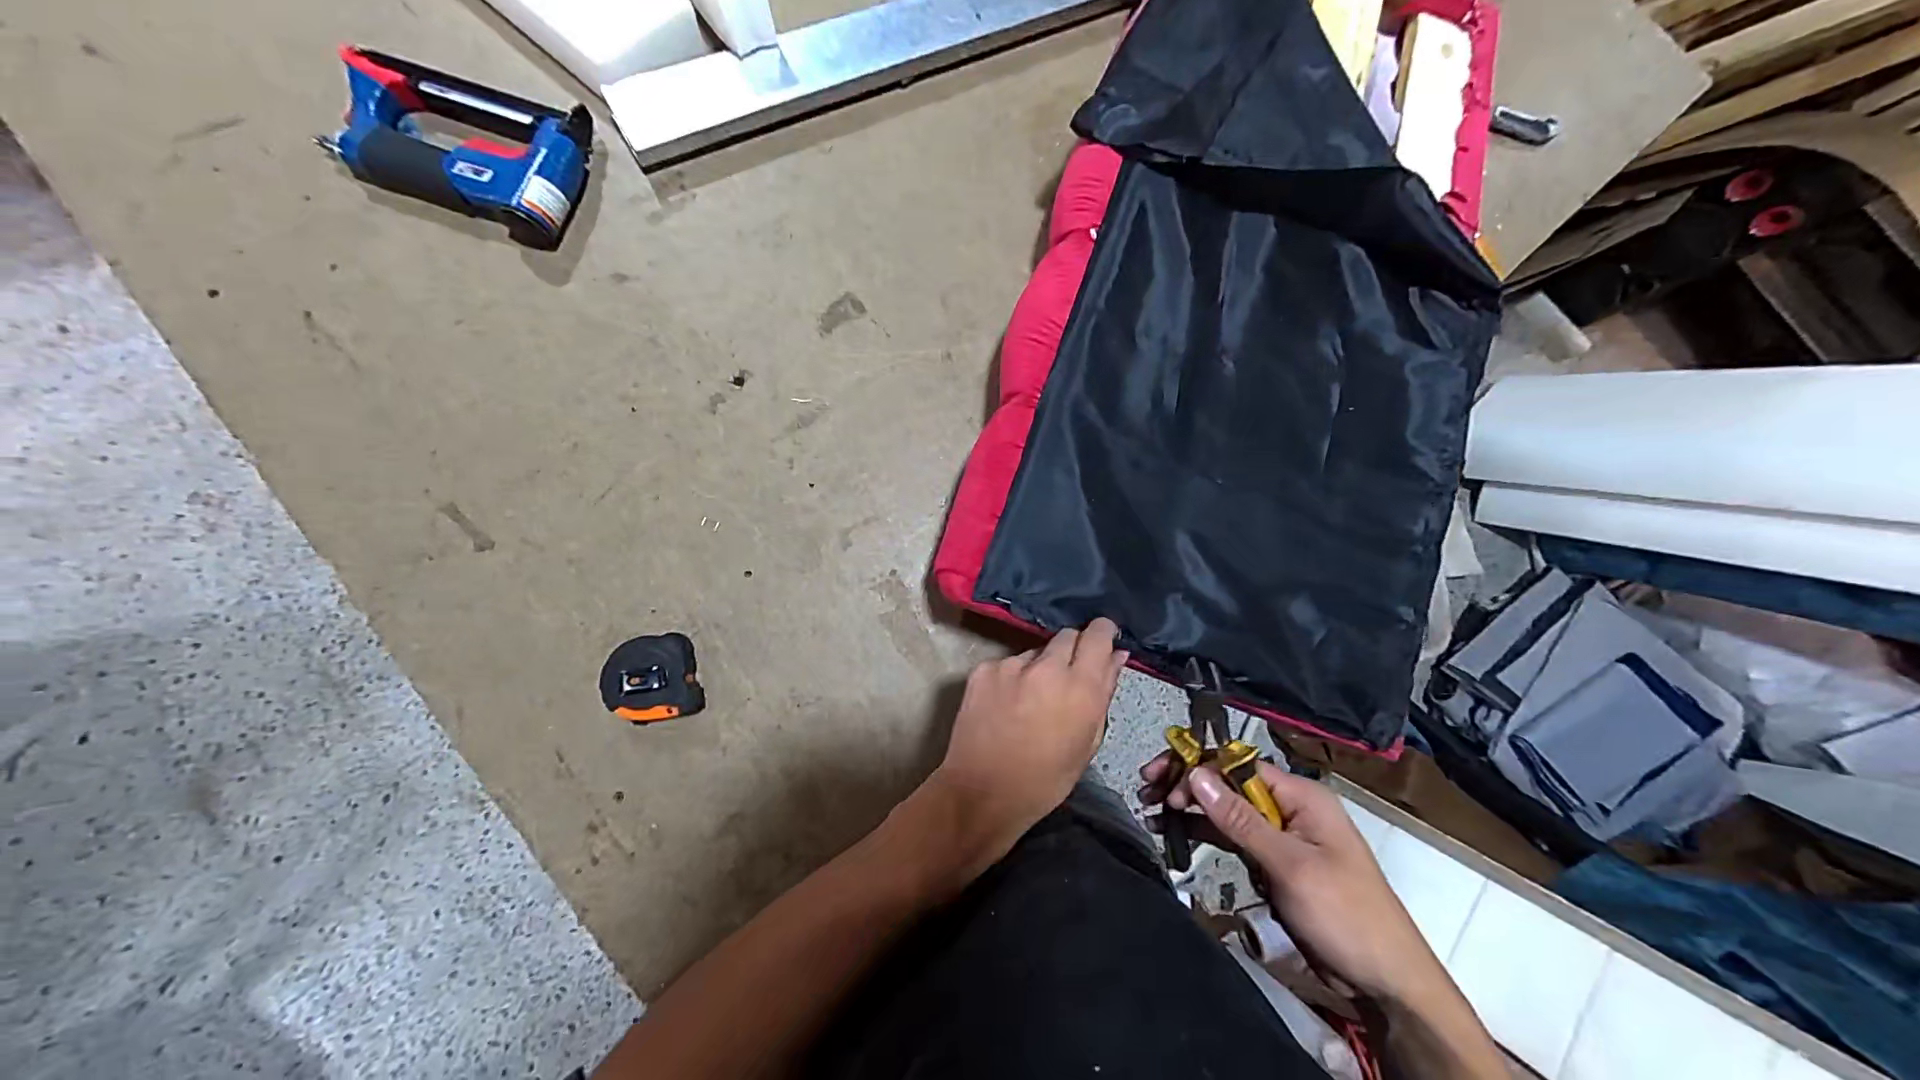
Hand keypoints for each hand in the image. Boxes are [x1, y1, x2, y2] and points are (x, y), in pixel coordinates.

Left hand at [922, 618, 1128, 859]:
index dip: (1103, 632)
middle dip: (1072, 650)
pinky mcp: (983, 670)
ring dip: (1039, 667)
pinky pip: (1007, 664)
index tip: (1103, 638)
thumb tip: (1117, 657)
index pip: (1098, 635)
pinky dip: (1011, 678)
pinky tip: (1005, 706)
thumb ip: (1104, 693)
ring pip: (1035, 652)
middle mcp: (1048, 667)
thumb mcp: (1088, 742)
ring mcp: (1011, 665)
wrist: (983, 793)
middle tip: (1066, 678)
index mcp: (1082, 687)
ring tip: (1030, 701)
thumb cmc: (1046, 780)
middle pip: (1067, 636)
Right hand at [1139, 755, 1452, 1009]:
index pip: (1238, 765)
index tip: (1162, 781)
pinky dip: (1204, 833)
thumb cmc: (1345, 915)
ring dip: (1190, 808)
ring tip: (1151, 809)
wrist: (1385, 981)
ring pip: (1225, 810)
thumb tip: (1197, 774)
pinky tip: (1174, 831)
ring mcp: (1280, 836)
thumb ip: (1239, 819)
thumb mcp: (1289, 864)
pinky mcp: (1272, 862)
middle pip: (1228, 783)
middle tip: (1147, 790)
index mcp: (1301, 796)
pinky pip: (1232, 837)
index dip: (1198, 767)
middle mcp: (1289, 808)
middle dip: (1187, 784)